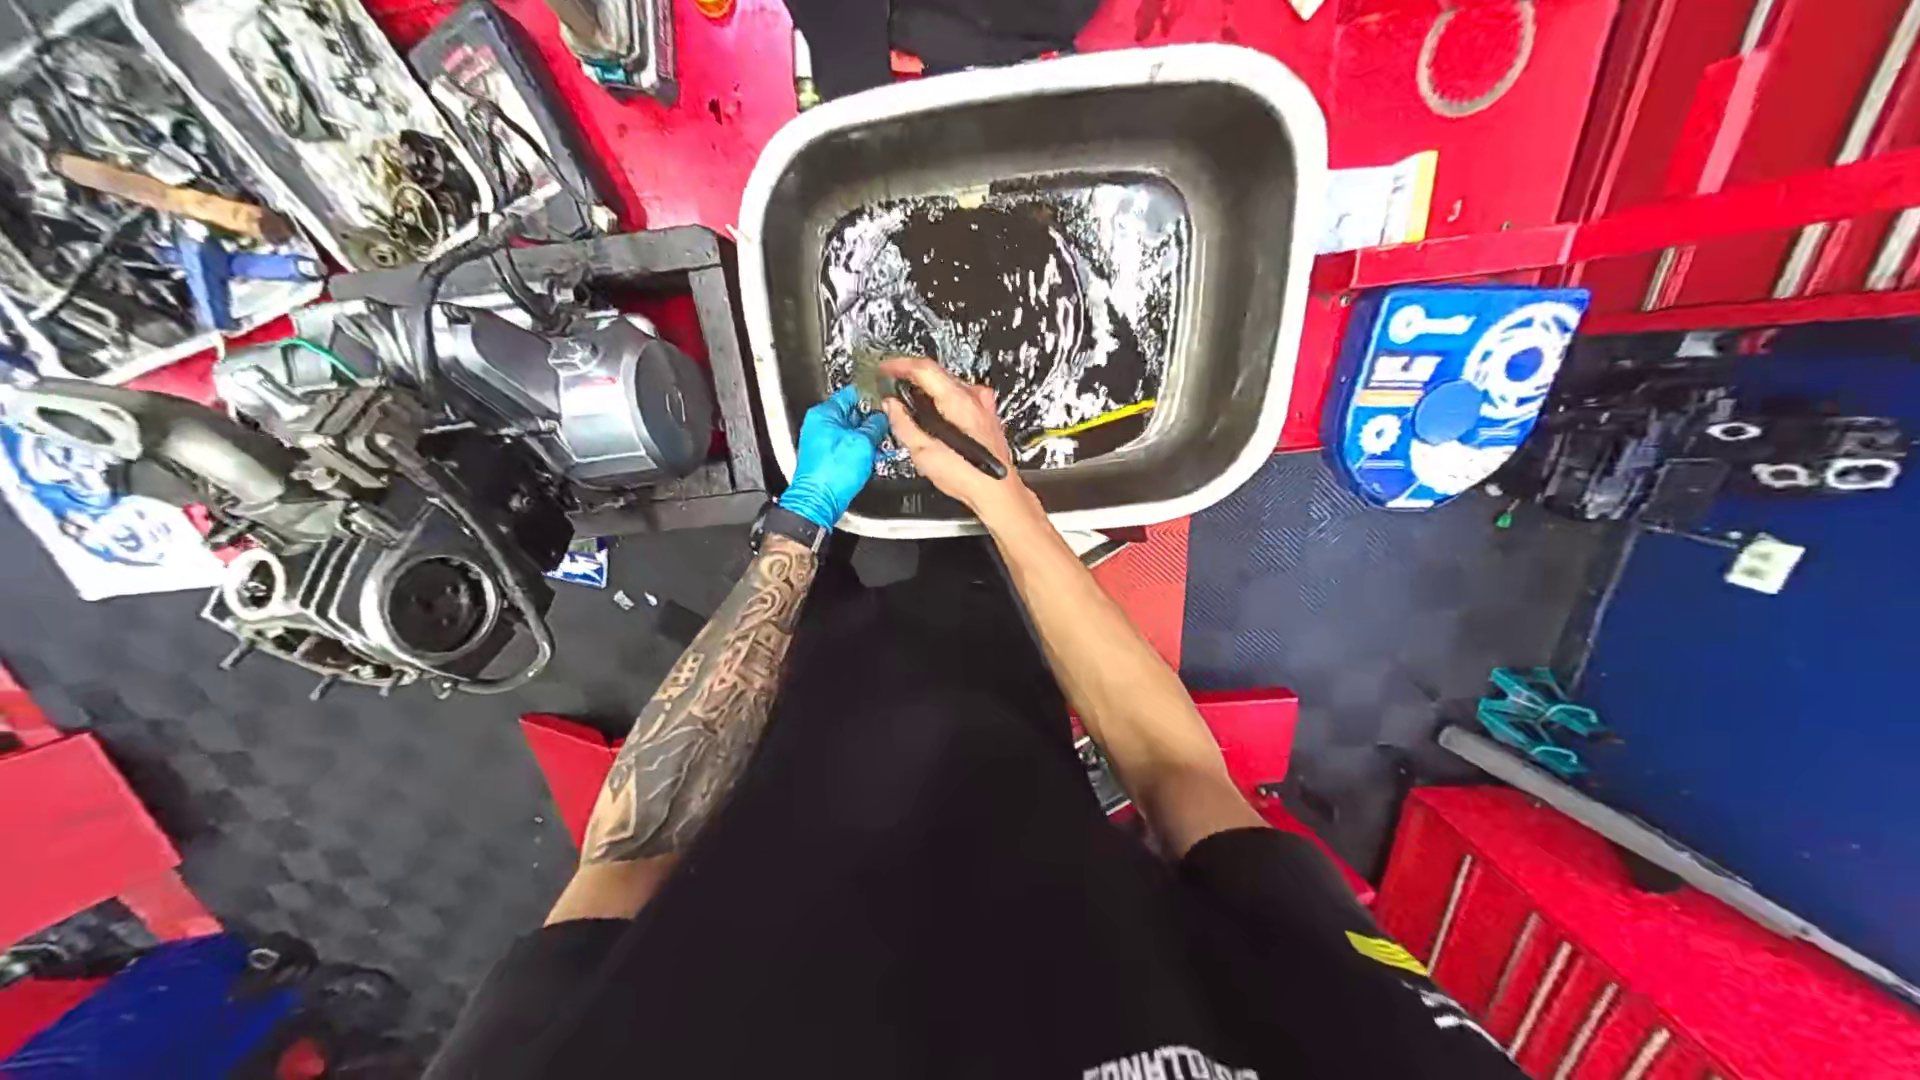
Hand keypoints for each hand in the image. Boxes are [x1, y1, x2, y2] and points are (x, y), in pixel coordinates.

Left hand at [779, 385, 888, 527]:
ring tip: (883, 444)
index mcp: (823, 414)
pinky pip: (849, 448)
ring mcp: (824, 443)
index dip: (871, 397)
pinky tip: (873, 457)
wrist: (818, 503)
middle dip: (872, 421)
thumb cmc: (831, 474)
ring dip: (868, 438)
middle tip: (888, 427)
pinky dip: (862, 451)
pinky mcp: (829, 458)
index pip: (851, 394)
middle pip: (853, 413)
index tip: (886, 403)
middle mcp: (820, 426)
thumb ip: (874, 426)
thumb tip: (882, 417)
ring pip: (853, 432)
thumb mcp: (861, 444)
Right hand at [878, 354, 1034, 525]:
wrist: (997, 492)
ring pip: (948, 383)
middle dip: (911, 375)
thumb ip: (903, 425)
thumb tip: (891, 407)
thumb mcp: (925, 454)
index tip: (885, 368)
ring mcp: (983, 405)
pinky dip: (941, 398)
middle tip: (891, 382)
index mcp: (958, 402)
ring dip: (926, 387)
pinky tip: (932, 413)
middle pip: (936, 373)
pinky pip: (959, 396)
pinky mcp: (986, 415)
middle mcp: (974, 398)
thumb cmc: (969, 477)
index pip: (925, 368)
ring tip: (908, 399)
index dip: (900, 365)